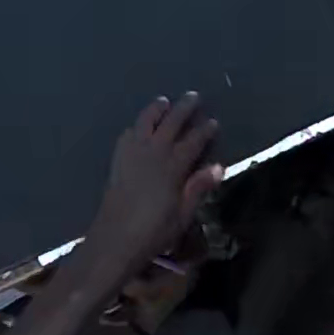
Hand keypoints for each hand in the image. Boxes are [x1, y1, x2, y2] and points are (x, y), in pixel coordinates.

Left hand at [74, 94, 223, 288]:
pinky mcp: (118, 159)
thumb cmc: (154, 231)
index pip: (193, 141)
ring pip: (146, 121)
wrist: (115, 238)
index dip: (204, 130)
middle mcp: (154, 151)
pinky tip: (138, 128)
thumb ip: (199, 187)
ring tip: (164, 101)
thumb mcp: (183, 214)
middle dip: (183, 108)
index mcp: (173, 165)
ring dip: (157, 109)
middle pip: (171, 122)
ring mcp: (133, 152)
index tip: (213, 121)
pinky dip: (137, 126)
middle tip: (193, 96)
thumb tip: (218, 166)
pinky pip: (128, 134)